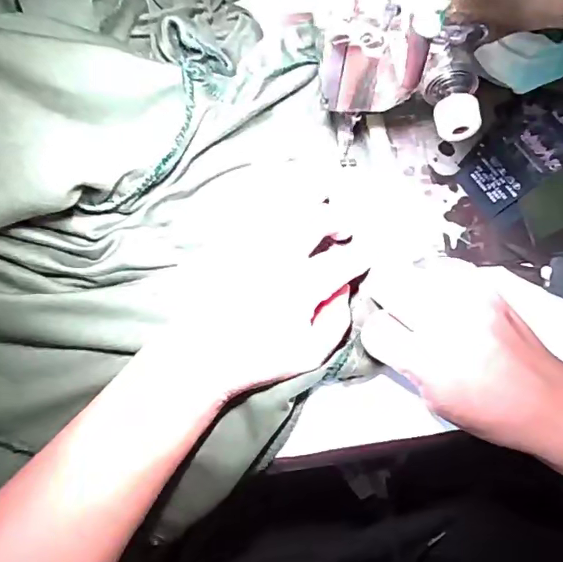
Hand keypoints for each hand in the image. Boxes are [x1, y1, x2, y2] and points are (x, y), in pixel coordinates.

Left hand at [148, 211, 370, 403]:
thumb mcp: (309, 354)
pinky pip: (254, 210)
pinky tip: (283, 210)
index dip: (360, 256)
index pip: (343, 260)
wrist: (196, 356)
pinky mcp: (224, 240)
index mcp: (301, 286)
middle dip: (338, 220)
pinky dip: (275, 202)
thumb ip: (336, 321)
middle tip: (343, 230)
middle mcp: (276, 257)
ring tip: (318, 206)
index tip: (365, 257)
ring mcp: (248, 244)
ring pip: (285, 205)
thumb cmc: (256, 359)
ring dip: (309, 202)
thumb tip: (343, 289)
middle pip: (316, 219)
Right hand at [360, 259, 562, 454]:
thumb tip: (393, 340)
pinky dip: (438, 278)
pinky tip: (443, 295)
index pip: (376, 328)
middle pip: (388, 283)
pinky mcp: (488, 289)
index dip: (375, 334)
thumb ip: (410, 366)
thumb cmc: (494, 413)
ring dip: (411, 285)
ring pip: (415, 269)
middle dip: (383, 298)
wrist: (545, 400)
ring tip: (419, 303)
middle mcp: (447, 323)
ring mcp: (470, 300)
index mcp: (429, 362)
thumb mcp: (437, 402)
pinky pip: (447, 268)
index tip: (384, 337)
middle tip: (391, 311)